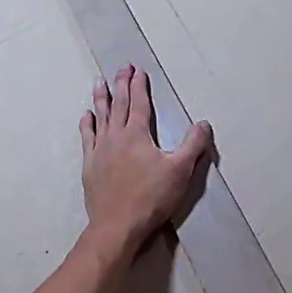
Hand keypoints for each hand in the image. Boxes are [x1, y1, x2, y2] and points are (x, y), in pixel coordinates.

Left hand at [79, 65, 213, 257]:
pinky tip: (87, 116)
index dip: (139, 85)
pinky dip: (87, 124)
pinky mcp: (90, 165)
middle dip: (121, 84)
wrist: (117, 225)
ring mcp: (99, 150)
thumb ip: (193, 145)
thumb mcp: (180, 171)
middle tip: (122, 67)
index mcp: (137, 134)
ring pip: (100, 116)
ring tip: (99, 81)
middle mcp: (115, 136)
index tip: (138, 70)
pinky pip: (87, 137)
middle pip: (118, 104)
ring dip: (101, 98)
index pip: (138, 103)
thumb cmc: (151, 198)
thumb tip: (204, 123)